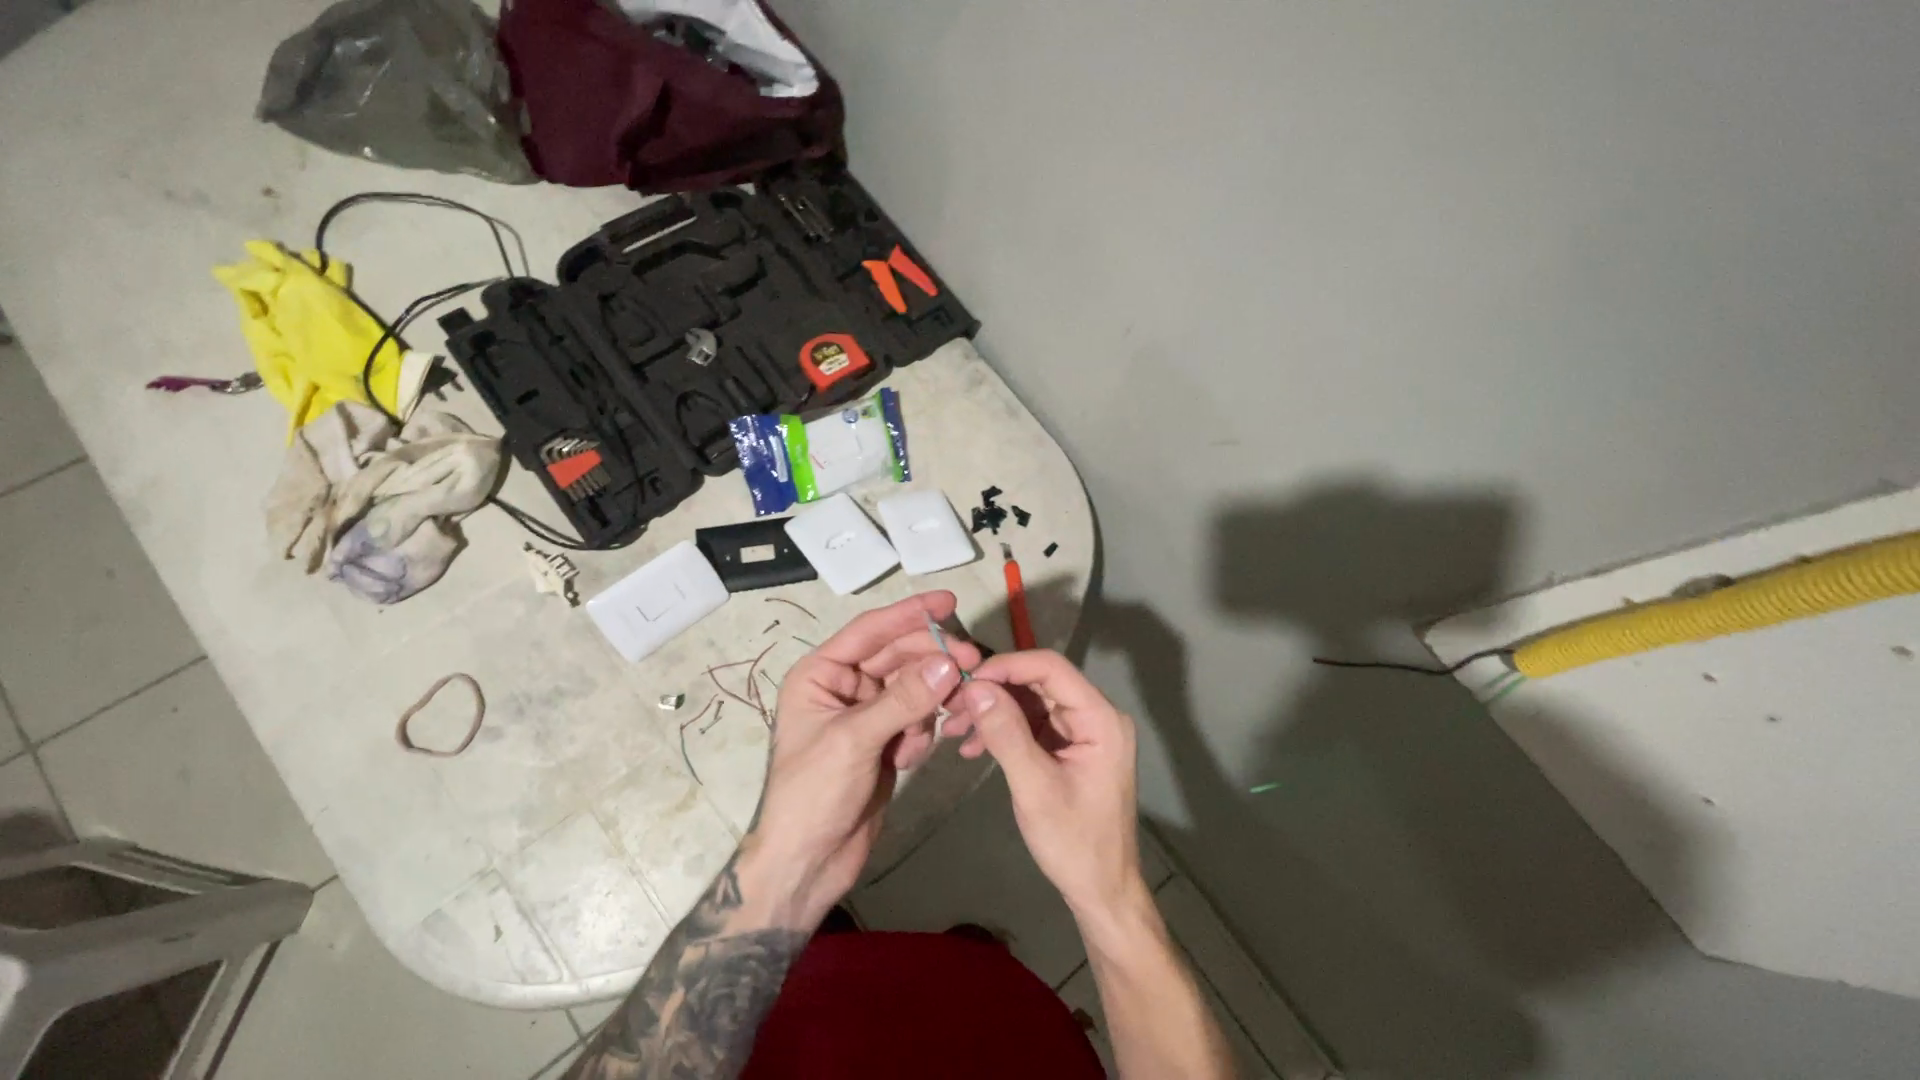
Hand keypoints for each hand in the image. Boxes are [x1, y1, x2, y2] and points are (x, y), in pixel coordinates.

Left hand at [743, 591, 977, 927]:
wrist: (807, 862)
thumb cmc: (814, 793)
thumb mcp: (855, 740)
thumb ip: (904, 700)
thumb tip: (950, 664)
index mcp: (820, 674)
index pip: (870, 631)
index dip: (909, 613)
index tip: (949, 601)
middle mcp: (843, 688)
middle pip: (898, 657)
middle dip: (932, 661)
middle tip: (972, 664)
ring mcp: (866, 716)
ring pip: (913, 688)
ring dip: (929, 703)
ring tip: (938, 724)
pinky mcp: (883, 742)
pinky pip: (915, 719)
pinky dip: (920, 733)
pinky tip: (909, 758)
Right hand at [944, 649, 1145, 919]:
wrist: (1100, 890)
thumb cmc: (1074, 842)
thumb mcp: (1034, 787)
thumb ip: (1006, 733)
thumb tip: (975, 687)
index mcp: (1101, 719)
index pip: (1050, 668)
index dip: (1007, 666)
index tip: (965, 679)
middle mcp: (1096, 716)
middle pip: (1038, 682)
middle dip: (993, 690)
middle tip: (951, 705)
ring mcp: (1082, 732)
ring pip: (1030, 702)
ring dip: (992, 711)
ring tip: (952, 729)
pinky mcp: (1068, 748)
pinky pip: (1031, 724)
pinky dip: (1002, 731)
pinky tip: (971, 748)